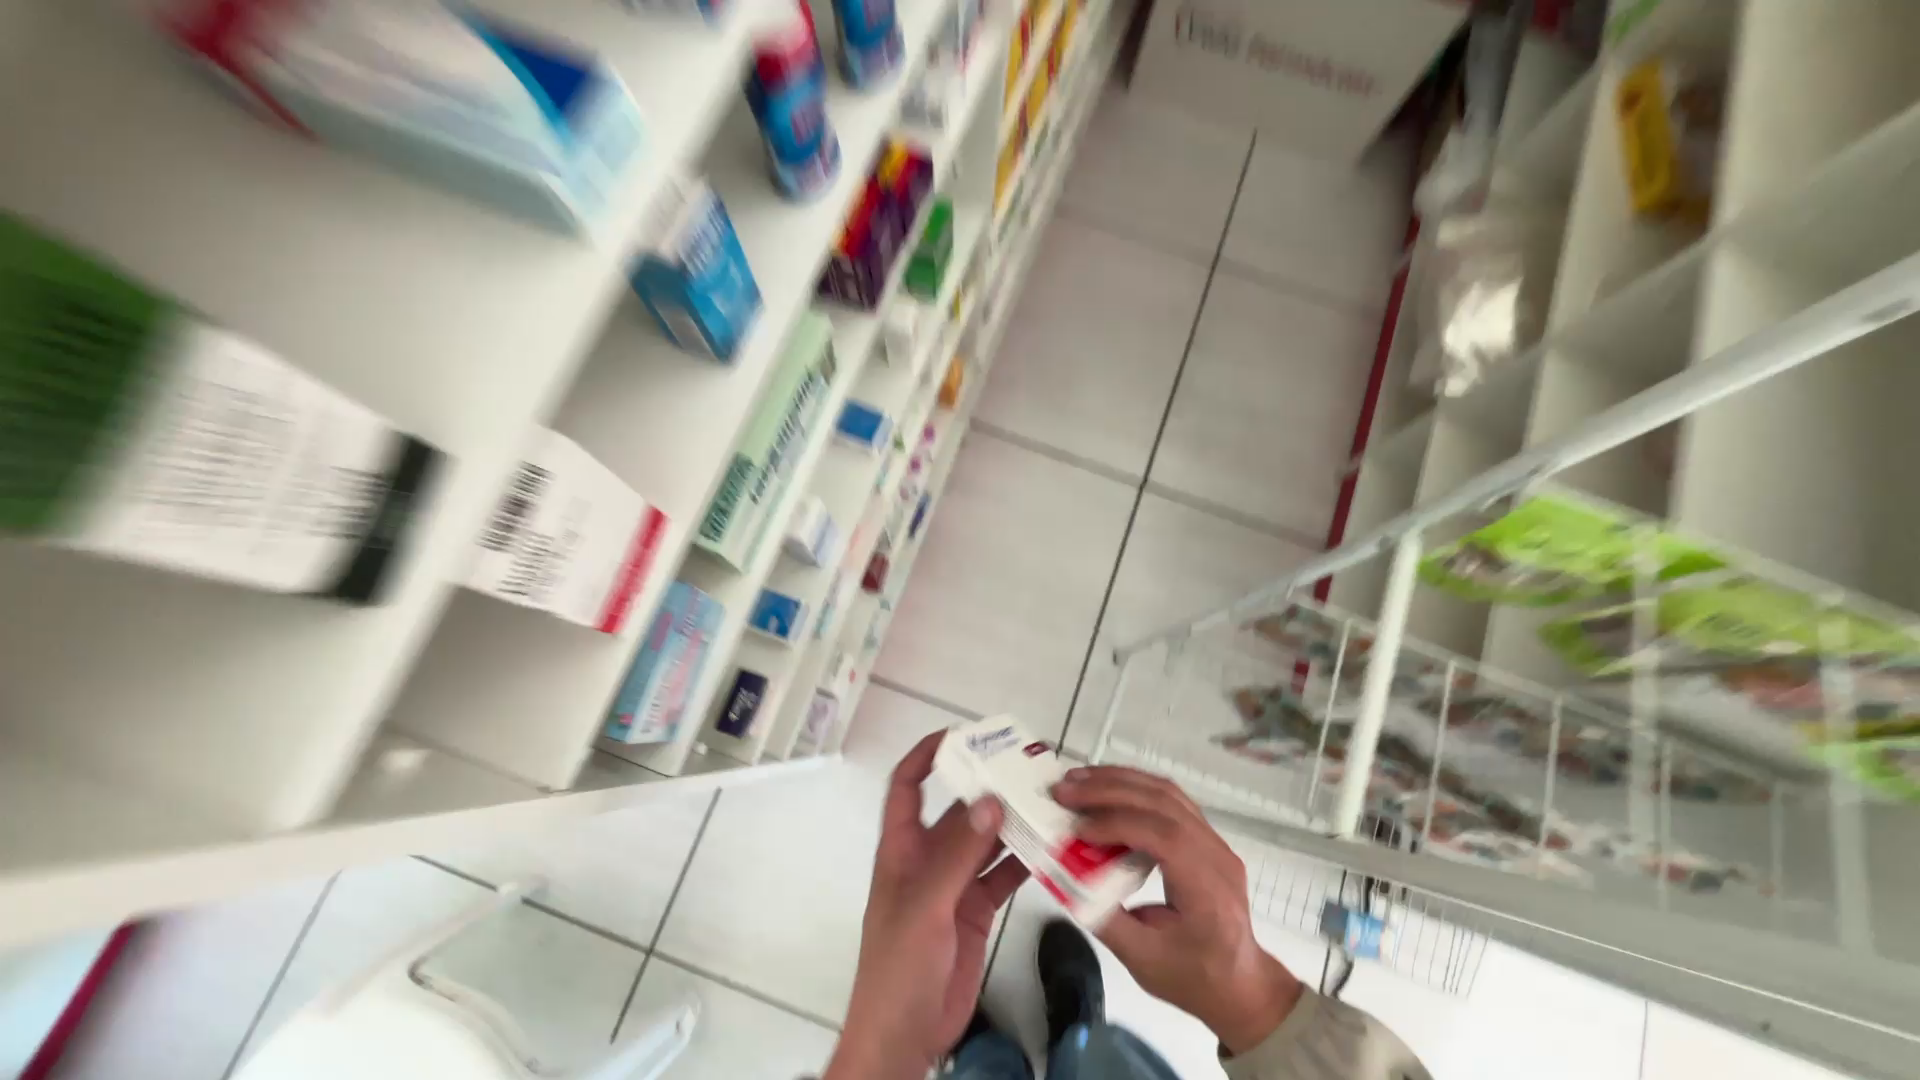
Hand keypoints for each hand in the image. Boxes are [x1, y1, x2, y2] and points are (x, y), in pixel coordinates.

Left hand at [824, 732, 1029, 1079]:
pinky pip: (1003, 876)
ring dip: (1012, 823)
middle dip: (988, 788)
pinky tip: (1052, 851)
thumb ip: (958, 854)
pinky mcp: (976, 911)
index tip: (961, 735)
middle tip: (1028, 768)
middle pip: (959, 811)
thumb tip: (989, 800)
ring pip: (986, 842)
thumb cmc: (900, 965)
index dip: (926, 756)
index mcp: (903, 848)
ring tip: (1049, 803)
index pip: (908, 786)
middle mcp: (929, 859)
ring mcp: (953, 885)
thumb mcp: (924, 905)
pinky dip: (1025, 862)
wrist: (905, 1034)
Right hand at [1053, 766, 1302, 1054]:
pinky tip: (1105, 788)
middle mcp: (1218, 856)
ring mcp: (1216, 842)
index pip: (1166, 838)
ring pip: (1168, 793)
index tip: (1077, 829)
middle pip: (1165, 803)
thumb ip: (1104, 918)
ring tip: (1078, 780)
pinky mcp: (1206, 837)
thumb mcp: (1142, 960)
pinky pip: (1170, 800)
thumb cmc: (1193, 978)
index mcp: (1209, 890)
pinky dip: (1134, 788)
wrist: (1240, 986)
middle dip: (1110, 791)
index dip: (1118, 825)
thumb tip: (1064, 878)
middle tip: (1064, 790)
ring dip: (1119, 781)